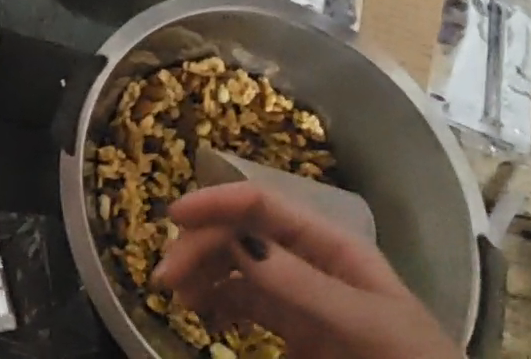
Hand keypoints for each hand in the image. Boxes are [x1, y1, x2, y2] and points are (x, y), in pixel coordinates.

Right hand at [153, 183, 461, 358]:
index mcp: (331, 244)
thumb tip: (237, 238)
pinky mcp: (295, 330)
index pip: (263, 204)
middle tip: (164, 278)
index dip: (216, 201)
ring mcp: (301, 295)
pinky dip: (216, 300)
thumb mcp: (366, 326)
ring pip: (236, 264)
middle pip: (240, 232)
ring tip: (176, 295)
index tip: (173, 215)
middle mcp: (310, 260)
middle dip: (199, 245)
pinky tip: (200, 311)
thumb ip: (302, 284)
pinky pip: (244, 301)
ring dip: (202, 270)